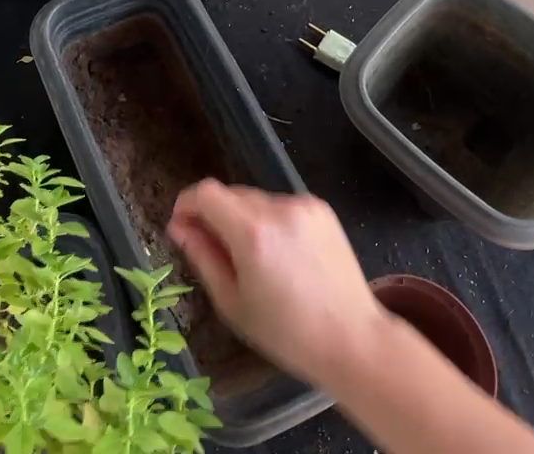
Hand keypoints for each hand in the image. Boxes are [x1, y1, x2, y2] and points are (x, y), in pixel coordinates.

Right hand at [166, 179, 392, 387]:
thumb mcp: (232, 302)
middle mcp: (278, 209)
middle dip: (215, 216)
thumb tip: (179, 226)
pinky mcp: (321, 209)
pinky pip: (280, 205)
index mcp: (252, 233)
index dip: (187, 204)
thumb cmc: (287, 333)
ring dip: (243, 219)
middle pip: (229, 194)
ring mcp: (303, 205)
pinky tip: (281, 254)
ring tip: (255, 259)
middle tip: (216, 251)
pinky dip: (270, 221)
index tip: (182, 226)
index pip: (205, 193)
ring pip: (255, 200)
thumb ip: (202, 256)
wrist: (354, 341)